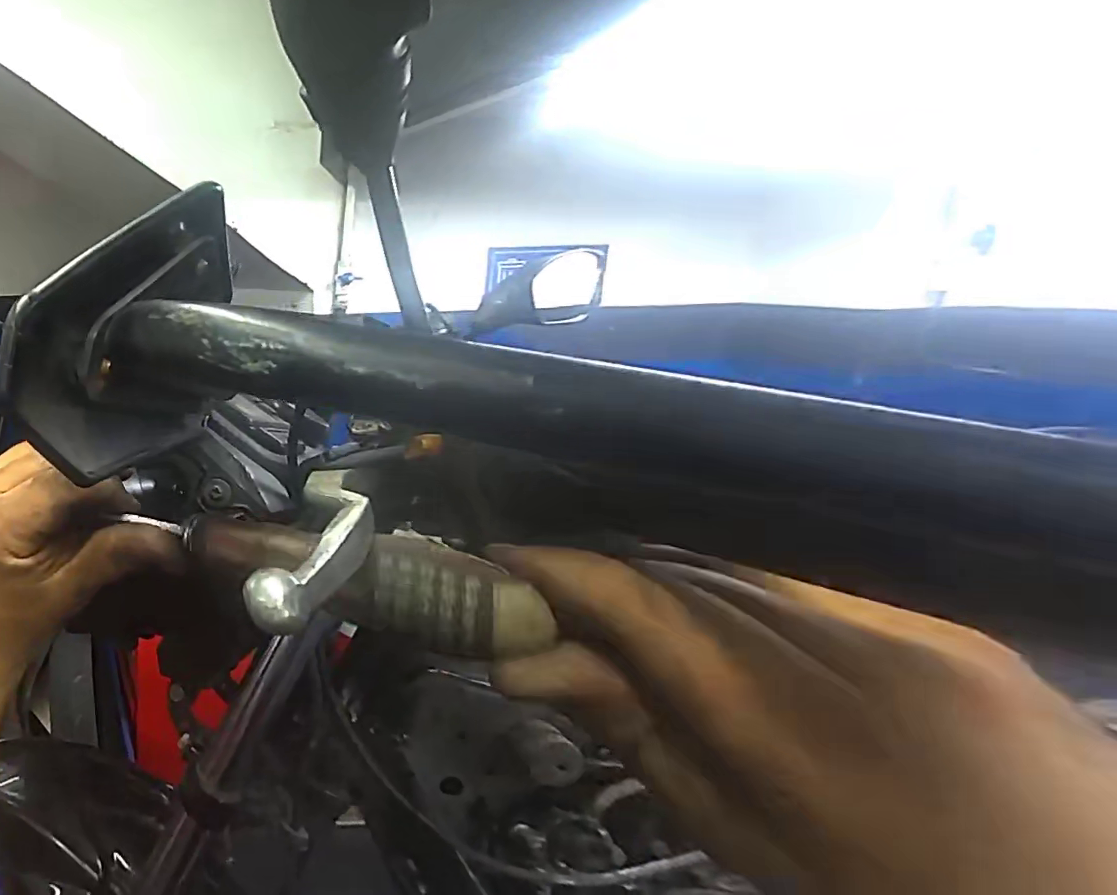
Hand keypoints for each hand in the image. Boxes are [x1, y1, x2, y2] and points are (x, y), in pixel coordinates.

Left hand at [0, 444, 183, 669]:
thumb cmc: (21, 618)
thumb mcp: (72, 589)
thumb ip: (116, 553)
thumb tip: (169, 539)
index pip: (62, 477)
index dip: (105, 486)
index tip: (132, 506)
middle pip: (54, 457)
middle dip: (94, 476)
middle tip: (117, 508)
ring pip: (45, 449)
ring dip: (76, 469)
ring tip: (91, 504)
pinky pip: (31, 455)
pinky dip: (58, 469)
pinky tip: (68, 495)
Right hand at [486, 545, 1116, 894]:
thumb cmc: (873, 887)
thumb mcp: (731, 826)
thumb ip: (625, 727)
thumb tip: (517, 663)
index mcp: (786, 719)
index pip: (636, 602)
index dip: (555, 570)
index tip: (496, 561)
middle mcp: (842, 642)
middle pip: (671, 573)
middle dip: (592, 575)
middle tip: (540, 592)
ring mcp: (898, 614)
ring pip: (722, 562)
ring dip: (650, 575)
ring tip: (612, 602)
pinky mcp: (928, 607)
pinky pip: (784, 569)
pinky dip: (718, 580)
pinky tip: (701, 605)